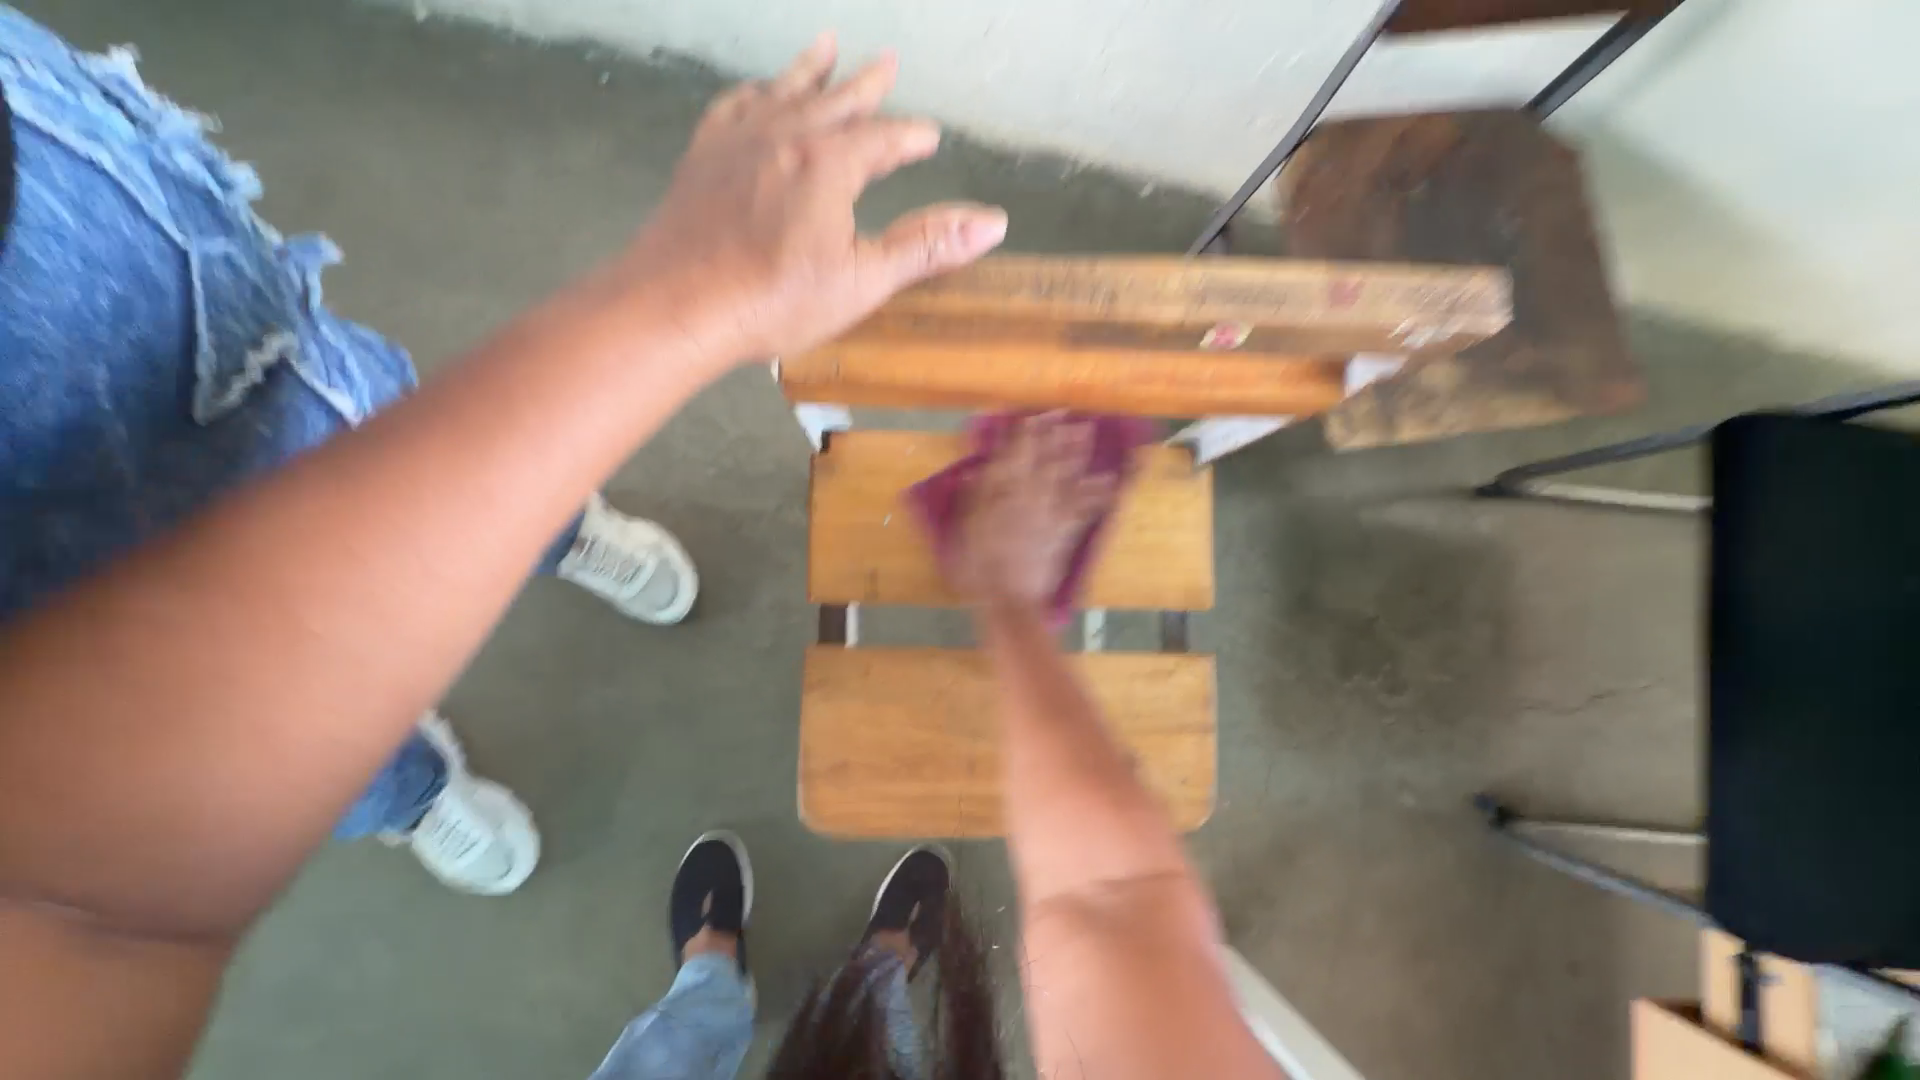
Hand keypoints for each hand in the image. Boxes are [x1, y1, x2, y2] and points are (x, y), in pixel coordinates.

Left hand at [620, 34, 1007, 367]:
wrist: (678, 305)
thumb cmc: (776, 300)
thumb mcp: (863, 280)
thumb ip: (926, 246)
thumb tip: (992, 221)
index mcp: (830, 164)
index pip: (882, 139)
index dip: (909, 136)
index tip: (929, 135)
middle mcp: (785, 137)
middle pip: (835, 101)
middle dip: (866, 84)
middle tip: (887, 60)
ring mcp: (737, 142)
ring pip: (782, 92)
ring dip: (809, 71)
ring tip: (826, 44)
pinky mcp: (701, 159)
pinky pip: (731, 109)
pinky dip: (750, 96)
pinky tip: (754, 95)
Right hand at [948, 414, 1117, 607]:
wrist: (1009, 597)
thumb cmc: (978, 564)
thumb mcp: (964, 528)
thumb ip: (973, 496)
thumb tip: (975, 469)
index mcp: (1003, 492)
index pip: (1013, 454)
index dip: (1023, 433)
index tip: (1031, 414)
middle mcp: (1030, 495)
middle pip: (1044, 458)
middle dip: (1054, 433)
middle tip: (1065, 411)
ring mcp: (1051, 512)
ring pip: (1066, 475)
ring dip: (1077, 451)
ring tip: (1086, 430)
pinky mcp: (1066, 531)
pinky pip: (1086, 507)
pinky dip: (1099, 492)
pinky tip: (1110, 479)